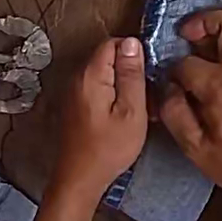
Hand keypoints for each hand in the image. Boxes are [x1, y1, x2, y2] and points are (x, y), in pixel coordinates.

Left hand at [52, 36, 148, 196]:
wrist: (79, 179)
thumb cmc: (108, 149)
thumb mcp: (131, 111)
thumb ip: (132, 74)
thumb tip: (132, 41)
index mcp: (90, 75)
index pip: (113, 43)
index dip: (134, 53)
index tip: (149, 74)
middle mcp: (76, 77)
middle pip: (107, 57)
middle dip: (130, 70)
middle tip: (148, 95)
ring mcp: (73, 91)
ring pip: (104, 73)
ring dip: (123, 85)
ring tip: (140, 109)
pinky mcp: (74, 104)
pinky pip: (97, 88)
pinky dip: (112, 95)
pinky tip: (124, 116)